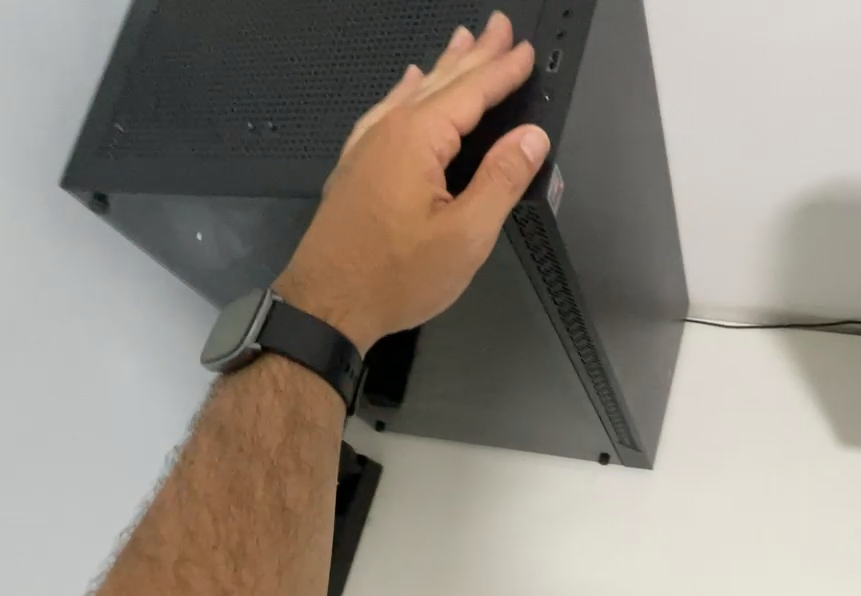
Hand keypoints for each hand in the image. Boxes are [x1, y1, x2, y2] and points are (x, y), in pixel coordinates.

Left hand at [274, 12, 549, 352]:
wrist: (328, 304)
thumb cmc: (396, 277)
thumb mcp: (465, 237)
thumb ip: (501, 181)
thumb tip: (532, 139)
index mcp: (418, 140)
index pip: (472, 92)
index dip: (502, 71)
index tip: (524, 51)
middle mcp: (388, 131)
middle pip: (441, 81)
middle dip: (474, 55)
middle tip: (497, 26)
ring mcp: (366, 148)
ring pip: (411, 93)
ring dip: (441, 67)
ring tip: (461, 43)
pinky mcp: (354, 169)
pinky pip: (384, 113)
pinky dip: (403, 93)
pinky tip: (406, 88)